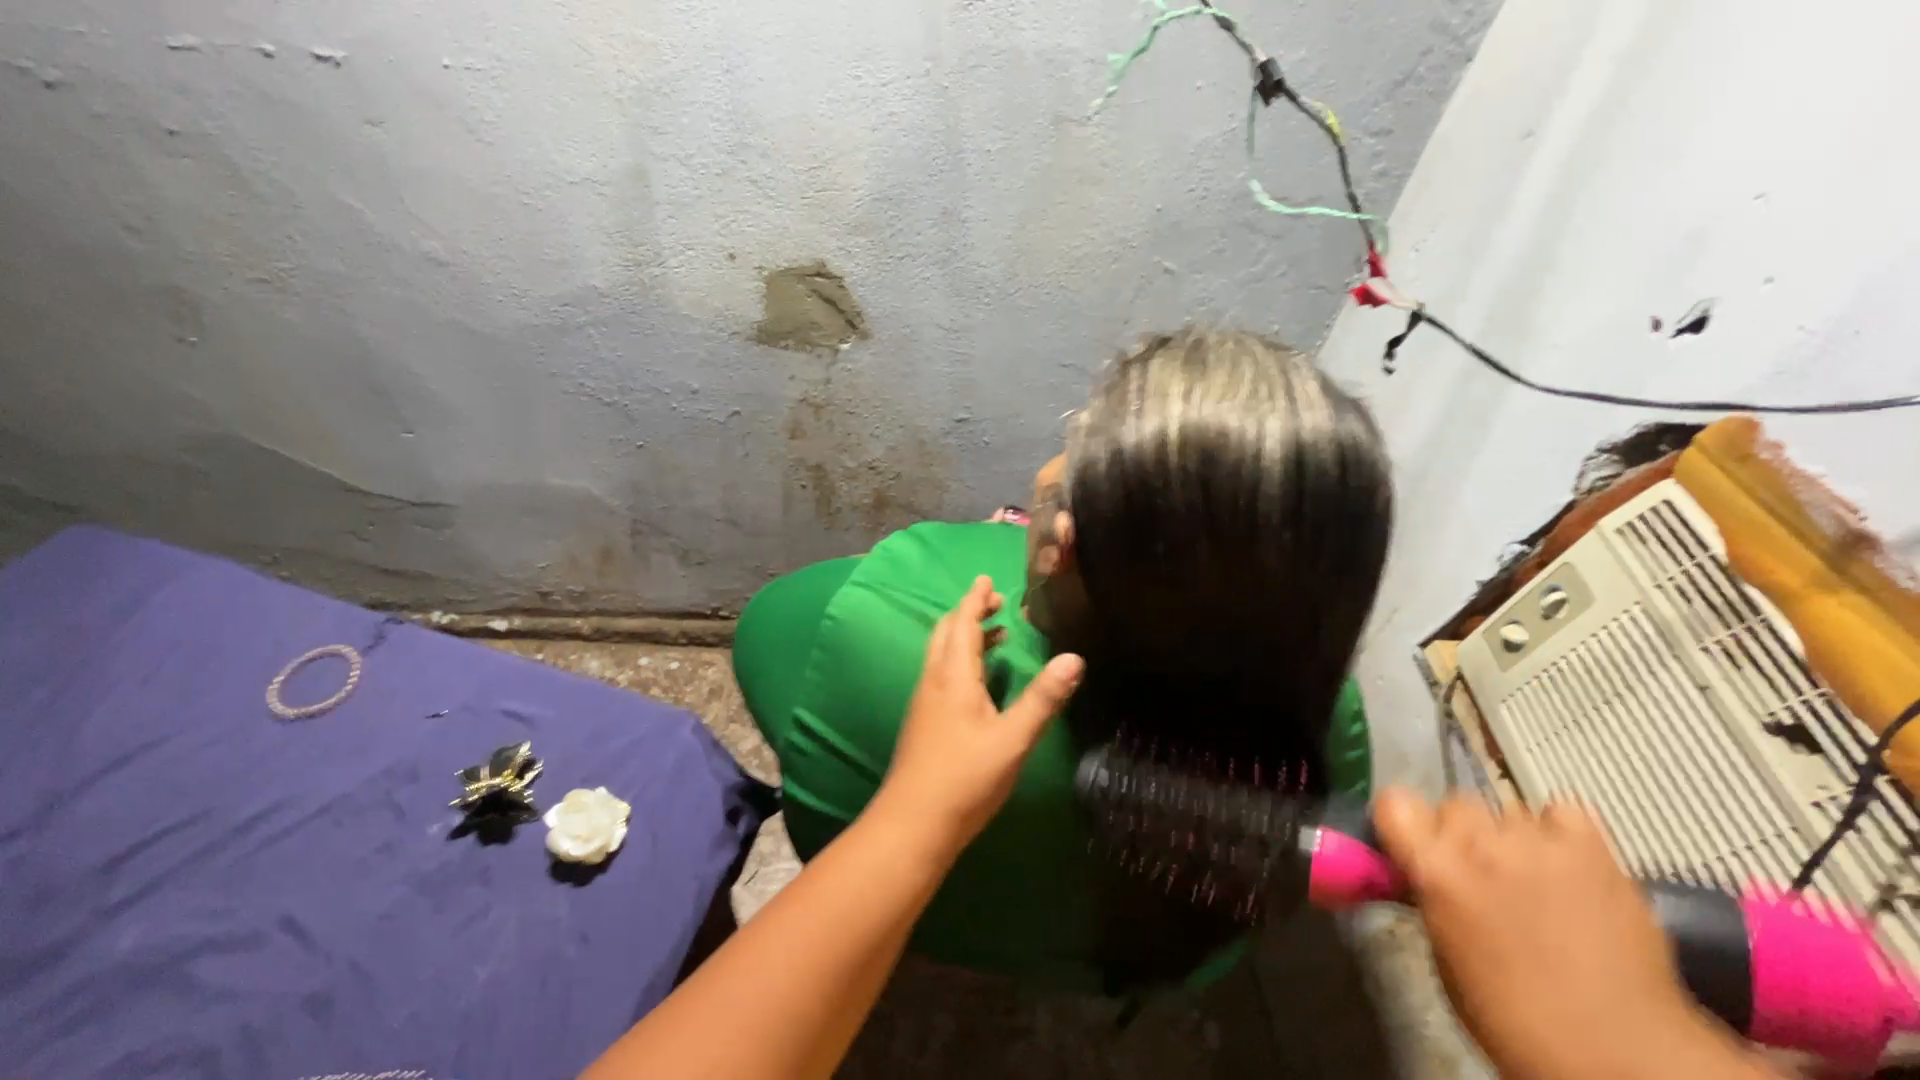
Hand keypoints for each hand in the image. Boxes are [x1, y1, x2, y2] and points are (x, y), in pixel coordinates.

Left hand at [872, 576, 1082, 851]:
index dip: (974, 600)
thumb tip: (1074, 658)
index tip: (986, 579)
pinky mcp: (923, 723)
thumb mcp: (1013, 739)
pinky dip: (960, 660)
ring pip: (941, 655)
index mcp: (953, 677)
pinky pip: (940, 674)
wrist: (913, 823)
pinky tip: (978, 682)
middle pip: (946, 634)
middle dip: (968, 612)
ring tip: (995, 634)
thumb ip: (1043, 699)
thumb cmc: (965, 778)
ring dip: (964, 637)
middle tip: (995, 602)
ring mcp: (924, 703)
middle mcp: (933, 682)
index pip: (963, 625)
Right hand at [1373, 790, 1771, 1079]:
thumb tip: (1431, 878)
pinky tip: (1566, 862)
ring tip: (1534, 878)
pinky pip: (1563, 812)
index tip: (1413, 842)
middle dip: (1462, 833)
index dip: (1403, 820)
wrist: (1615, 1049)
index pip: (1395, 803)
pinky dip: (1559, 831)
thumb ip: (1434, 900)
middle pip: (1456, 804)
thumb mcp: (1446, 958)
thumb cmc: (1513, 1019)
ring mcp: (1539, 842)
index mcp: (1435, 872)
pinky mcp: (1594, 848)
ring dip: (1512, 838)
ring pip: (1508, 809)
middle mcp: (1480, 844)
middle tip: (1479, 871)